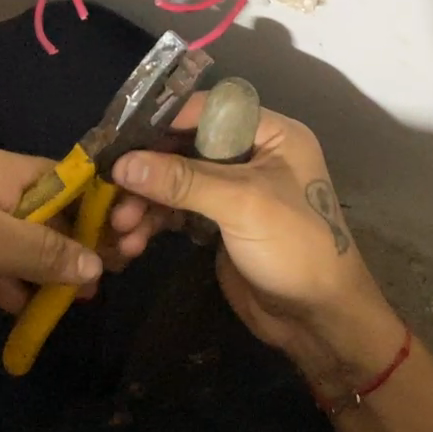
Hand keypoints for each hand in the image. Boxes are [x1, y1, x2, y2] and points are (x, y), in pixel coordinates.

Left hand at [0, 150, 102, 335]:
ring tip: (71, 304)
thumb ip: (47, 251)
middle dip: (77, 245)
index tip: (123, 249)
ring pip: (21, 238)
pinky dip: (9, 278)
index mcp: (5, 170)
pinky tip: (22, 307)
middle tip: (101, 285)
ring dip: (46, 268)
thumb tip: (98, 263)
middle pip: (50, 211)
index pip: (72, 179)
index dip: (100, 211)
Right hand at [112, 98, 403, 394]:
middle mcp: (252, 154)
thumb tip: (122, 163)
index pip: (210, 110)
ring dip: (146, 202)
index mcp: (272, 134)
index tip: (121, 136)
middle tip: (113, 191)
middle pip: (186, 147)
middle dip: (149, 171)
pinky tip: (133, 241)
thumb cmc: (295, 248)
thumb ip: (182, 180)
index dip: (165, 120)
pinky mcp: (219, 223)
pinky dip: (155, 222)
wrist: (319, 321)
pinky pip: (178, 211)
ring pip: (177, 182)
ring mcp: (234, 190)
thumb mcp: (241, 205)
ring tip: (121, 226)